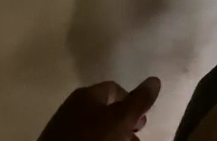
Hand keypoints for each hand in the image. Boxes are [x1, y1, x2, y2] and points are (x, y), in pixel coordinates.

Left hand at [36, 77, 160, 140]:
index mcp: (86, 94)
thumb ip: (139, 100)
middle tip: (135, 137)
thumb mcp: (121, 119)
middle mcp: (72, 107)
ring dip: (113, 136)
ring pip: (95, 129)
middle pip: (106, 111)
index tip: (141, 122)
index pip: (115, 89)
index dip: (132, 103)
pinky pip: (83, 139)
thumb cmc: (91, 140)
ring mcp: (61, 130)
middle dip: (124, 123)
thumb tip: (154, 80)